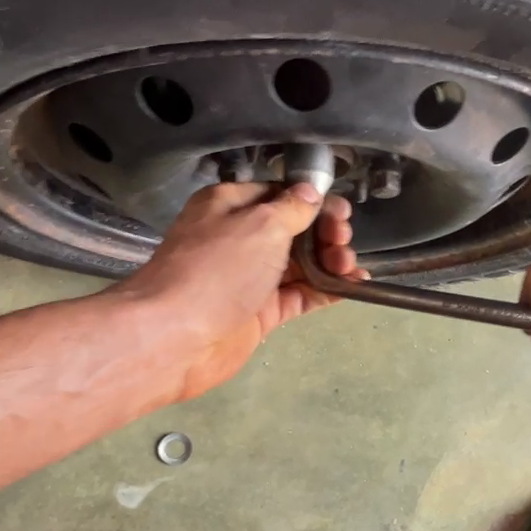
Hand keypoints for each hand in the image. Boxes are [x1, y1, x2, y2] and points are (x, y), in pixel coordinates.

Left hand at [112, 183, 363, 399]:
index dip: (312, 201)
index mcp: (229, 206)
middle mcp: (239, 238)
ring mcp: (251, 278)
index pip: (278, 194)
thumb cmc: (217, 270)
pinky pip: (301, 294)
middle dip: (325, 232)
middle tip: (343, 238)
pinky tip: (354, 285)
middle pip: (294, 229)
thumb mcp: (260, 225)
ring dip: (330, 260)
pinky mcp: (261, 312)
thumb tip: (310, 193)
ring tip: (349, 266)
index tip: (341, 212)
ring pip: (301, 263)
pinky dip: (328, 289)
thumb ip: (293, 208)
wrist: (176, 337)